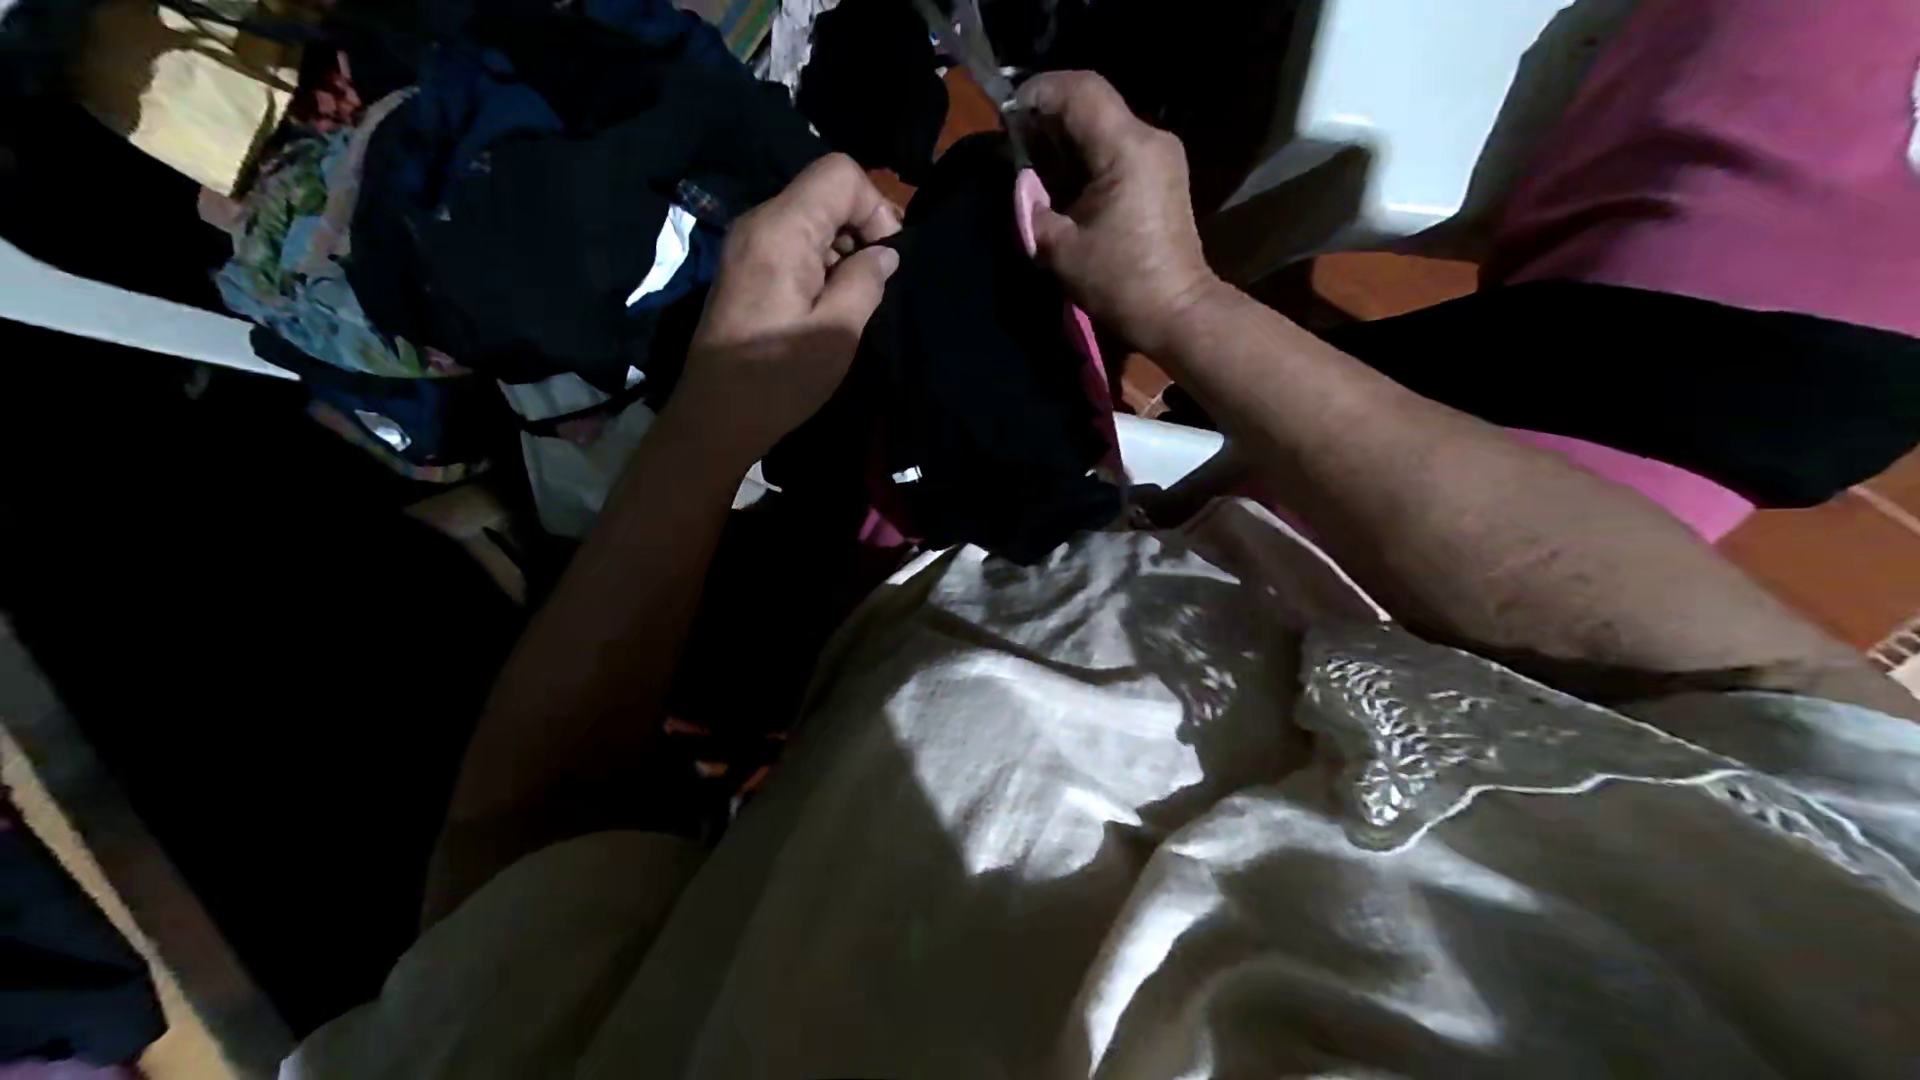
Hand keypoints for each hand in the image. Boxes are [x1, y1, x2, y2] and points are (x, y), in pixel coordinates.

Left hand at [671, 154, 901, 464]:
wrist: (716, 416)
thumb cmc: (779, 378)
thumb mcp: (836, 332)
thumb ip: (867, 281)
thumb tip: (885, 255)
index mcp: (782, 229)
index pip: (840, 173)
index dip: (875, 207)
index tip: (887, 259)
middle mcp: (759, 222)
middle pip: (824, 191)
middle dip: (862, 227)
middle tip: (879, 282)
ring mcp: (746, 244)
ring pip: (810, 218)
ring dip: (843, 249)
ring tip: (855, 299)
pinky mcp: (744, 268)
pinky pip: (793, 243)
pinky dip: (821, 262)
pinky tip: (829, 303)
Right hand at [1016, 72, 1223, 355]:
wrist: (1175, 313)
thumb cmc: (1120, 283)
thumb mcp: (1062, 250)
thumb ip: (1034, 208)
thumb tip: (1023, 187)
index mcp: (1126, 148)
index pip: (1080, 90)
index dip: (1040, 92)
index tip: (1009, 113)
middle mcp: (1150, 139)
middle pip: (1095, 104)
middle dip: (1051, 116)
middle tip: (1016, 139)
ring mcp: (1162, 157)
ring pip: (1107, 126)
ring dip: (1069, 138)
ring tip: (1036, 162)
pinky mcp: (1164, 176)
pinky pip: (1119, 150)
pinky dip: (1088, 156)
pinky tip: (1066, 181)